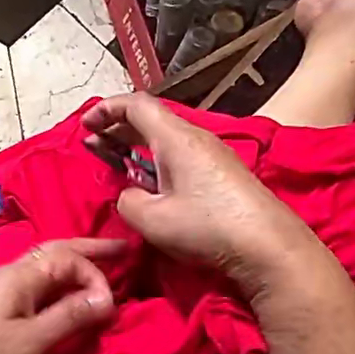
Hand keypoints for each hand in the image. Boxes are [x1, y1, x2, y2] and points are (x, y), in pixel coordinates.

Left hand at [0, 238, 123, 353]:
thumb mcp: (33, 339)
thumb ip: (70, 315)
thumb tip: (106, 298)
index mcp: (19, 275)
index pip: (67, 258)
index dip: (94, 276)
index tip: (108, 306)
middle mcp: (11, 273)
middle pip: (56, 252)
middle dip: (89, 251)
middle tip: (122, 250)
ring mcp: (3, 288)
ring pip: (46, 267)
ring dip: (74, 267)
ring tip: (102, 270)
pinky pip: (37, 284)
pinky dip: (60, 285)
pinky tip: (69, 295)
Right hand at [81, 94, 330, 298]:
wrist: (269, 248)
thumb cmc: (208, 227)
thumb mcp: (151, 219)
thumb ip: (128, 201)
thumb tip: (131, 195)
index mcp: (176, 139)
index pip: (136, 105)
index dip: (106, 110)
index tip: (85, 125)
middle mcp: (195, 139)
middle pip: (150, 119)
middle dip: (117, 127)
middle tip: (92, 143)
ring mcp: (212, 156)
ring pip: (165, 138)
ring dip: (136, 145)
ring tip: (115, 161)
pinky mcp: (221, 175)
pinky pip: (179, 155)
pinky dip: (155, 160)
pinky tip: (149, 182)